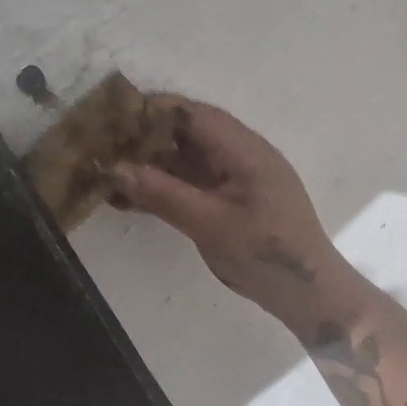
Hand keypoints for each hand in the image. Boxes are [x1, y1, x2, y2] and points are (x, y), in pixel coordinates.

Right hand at [109, 100, 369, 335]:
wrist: (307, 294)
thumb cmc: (266, 254)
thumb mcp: (210, 224)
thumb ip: (163, 194)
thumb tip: (115, 169)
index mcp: (246, 150)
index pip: (194, 115)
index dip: (152, 111)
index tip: (110, 115)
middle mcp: (242, 158)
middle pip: (188, 135)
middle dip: (145, 138)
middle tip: (99, 146)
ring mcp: (238, 182)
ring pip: (187, 163)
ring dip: (150, 167)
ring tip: (104, 173)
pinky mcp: (232, 205)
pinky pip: (193, 187)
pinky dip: (163, 190)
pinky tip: (127, 200)